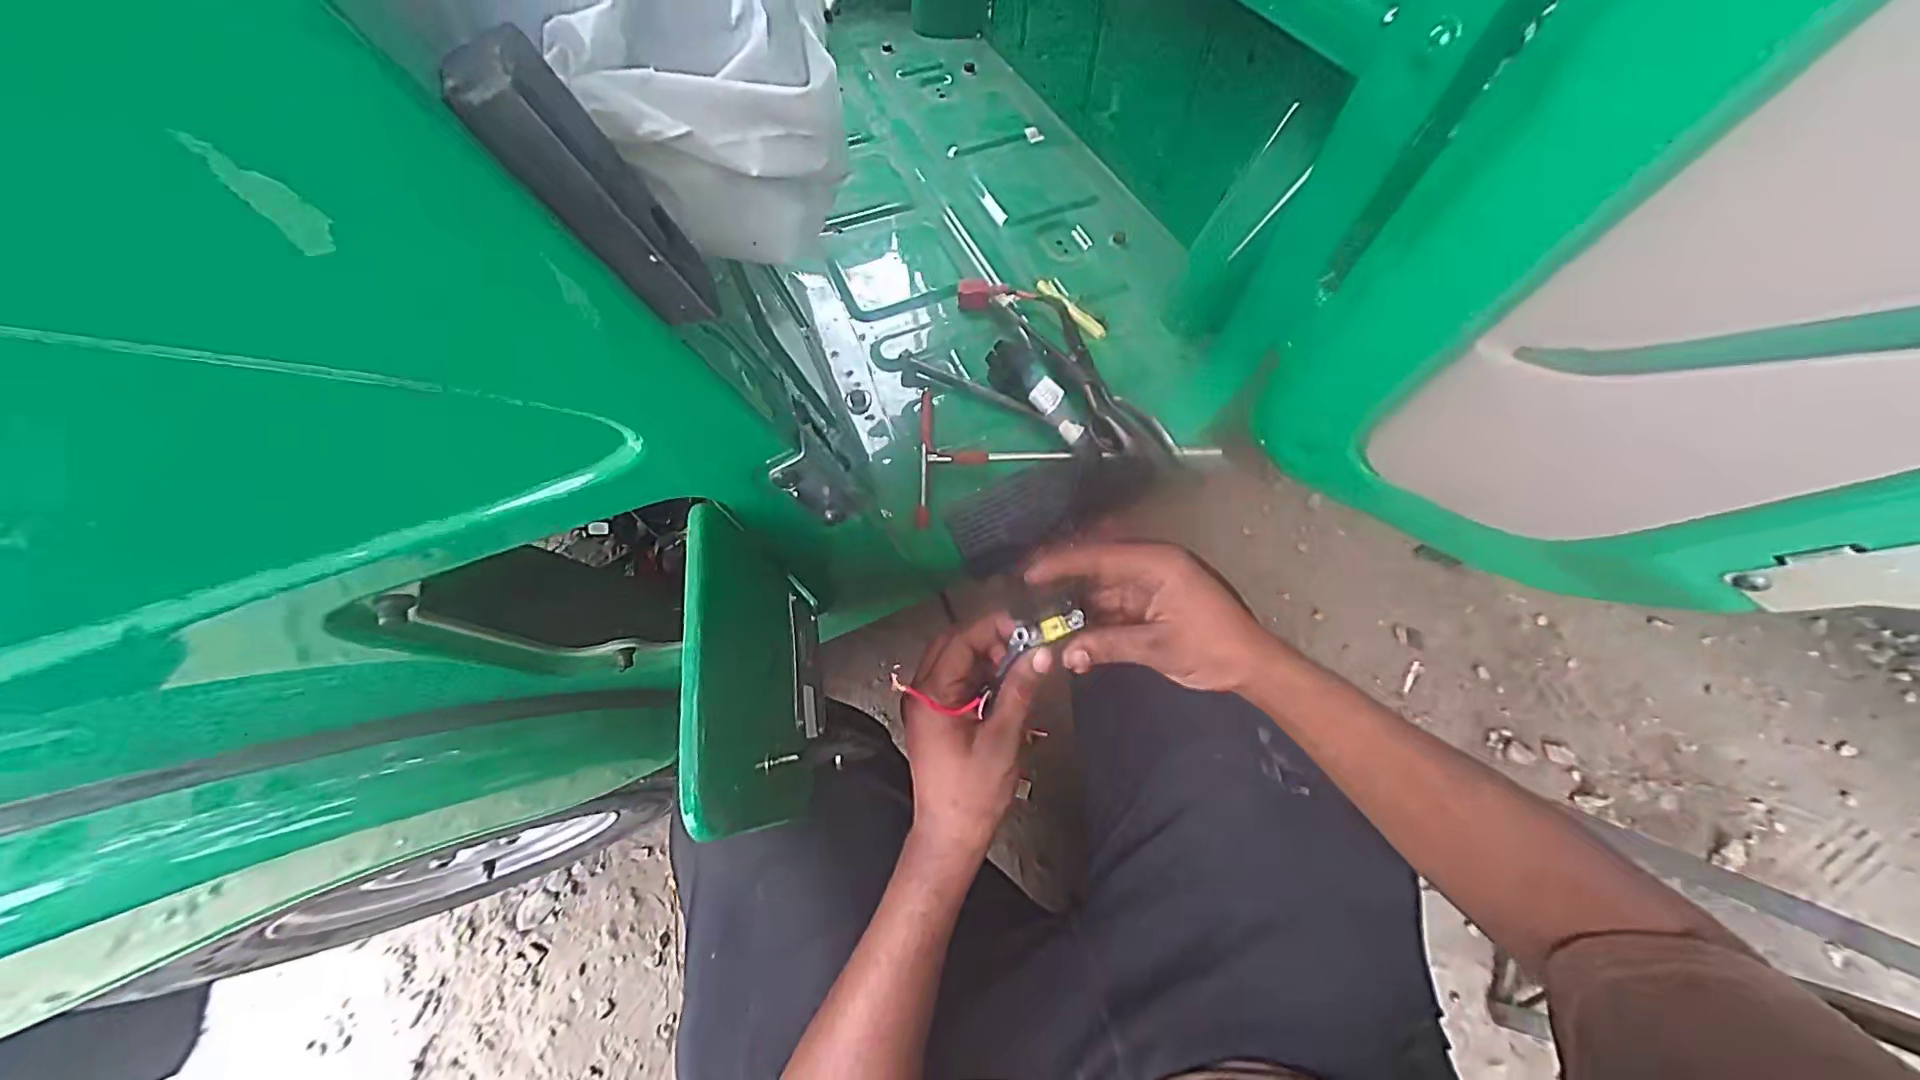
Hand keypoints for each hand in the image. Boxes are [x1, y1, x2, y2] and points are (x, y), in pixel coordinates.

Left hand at [899, 613, 1052, 856]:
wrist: (950, 834)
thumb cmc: (972, 792)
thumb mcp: (1003, 738)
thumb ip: (1019, 690)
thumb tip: (1040, 654)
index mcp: (930, 695)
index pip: (959, 641)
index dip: (992, 628)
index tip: (1023, 627)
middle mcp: (920, 693)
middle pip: (952, 645)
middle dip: (988, 639)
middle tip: (1021, 646)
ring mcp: (925, 705)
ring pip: (953, 661)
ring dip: (984, 657)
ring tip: (1017, 665)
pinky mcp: (934, 717)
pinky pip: (955, 681)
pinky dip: (979, 675)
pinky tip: (1003, 684)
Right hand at [1025, 542, 1279, 691]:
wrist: (1253, 666)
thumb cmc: (1212, 648)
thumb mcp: (1158, 646)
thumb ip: (1107, 645)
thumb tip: (1065, 654)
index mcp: (1157, 563)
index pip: (1099, 557)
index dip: (1061, 564)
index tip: (1028, 574)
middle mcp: (1151, 567)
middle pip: (1097, 570)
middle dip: (1063, 583)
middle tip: (1027, 595)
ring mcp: (1151, 586)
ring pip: (1102, 591)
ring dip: (1076, 607)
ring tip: (1041, 619)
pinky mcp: (1152, 604)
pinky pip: (1114, 607)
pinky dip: (1093, 620)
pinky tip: (1069, 634)